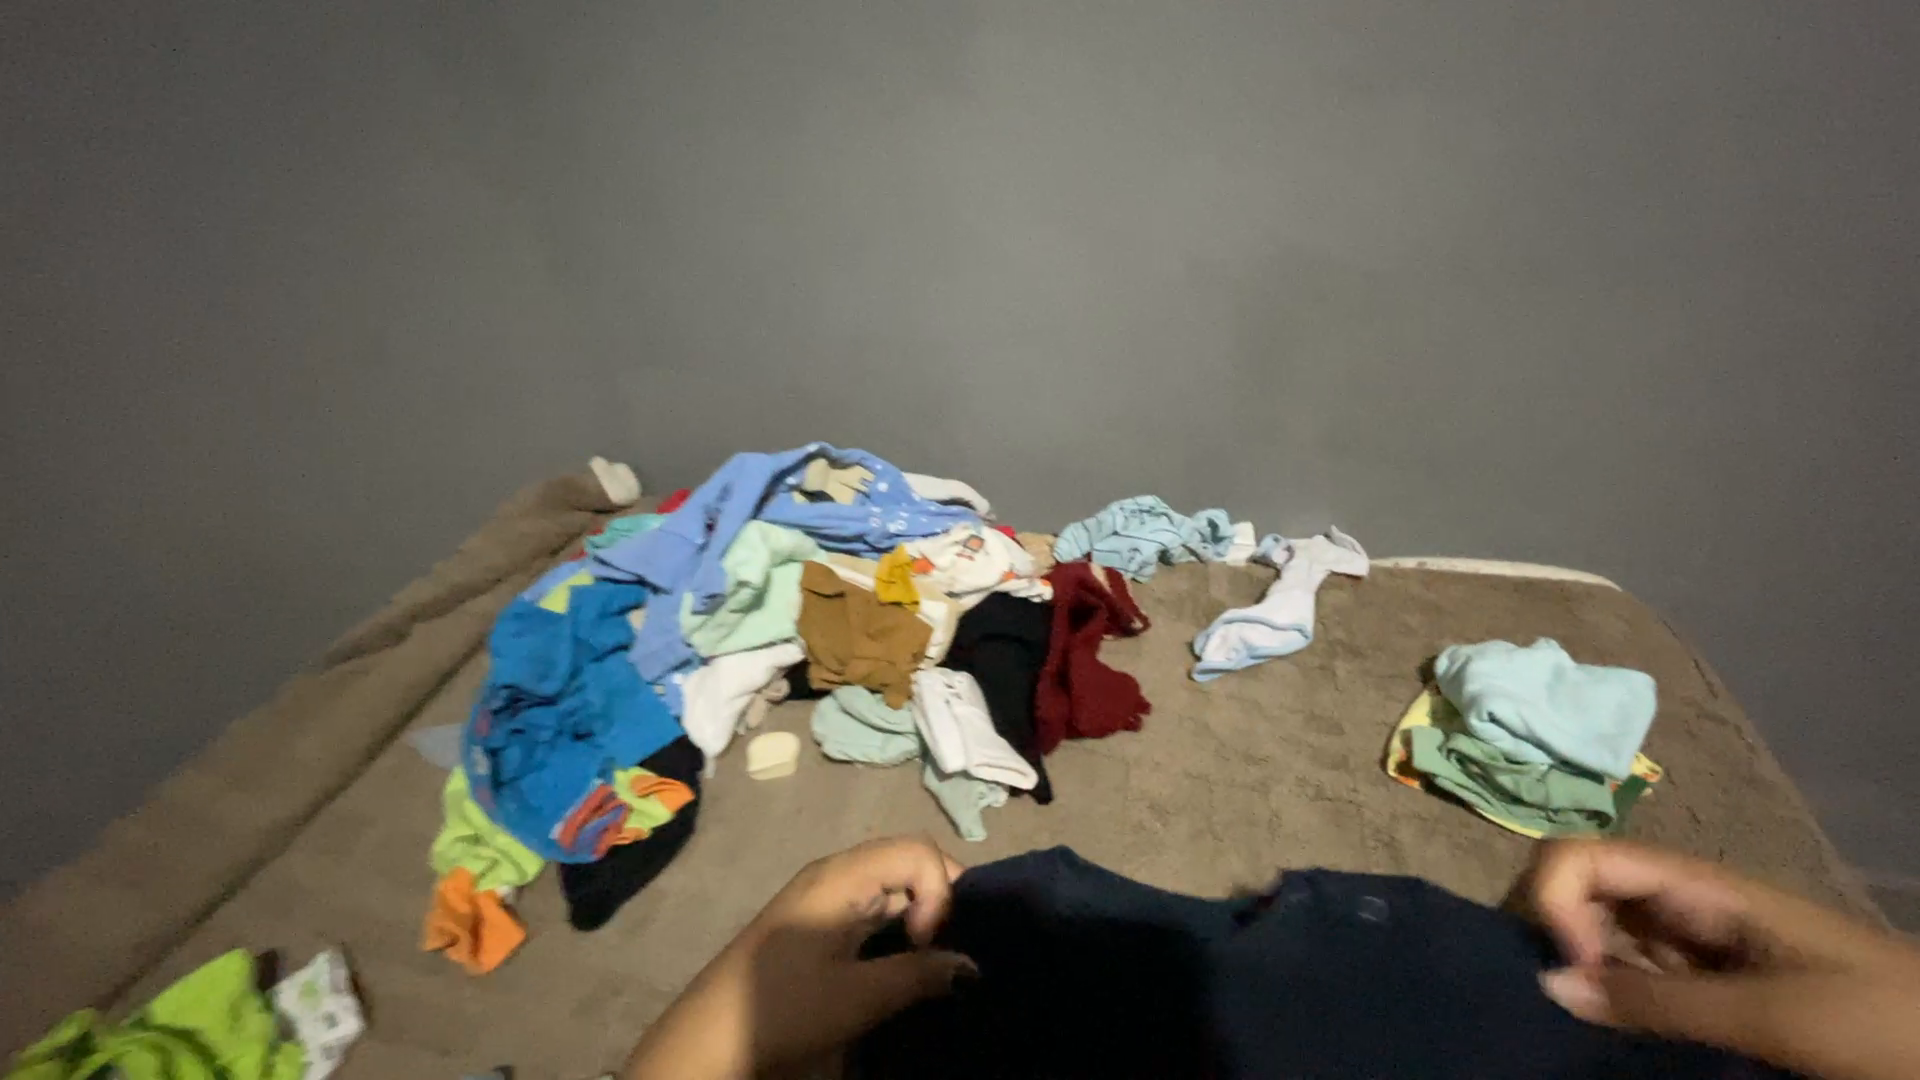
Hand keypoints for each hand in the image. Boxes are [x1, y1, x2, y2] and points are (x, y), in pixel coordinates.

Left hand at [624, 836, 975, 1079]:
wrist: (709, 1040)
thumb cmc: (782, 1009)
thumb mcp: (855, 998)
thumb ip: (918, 975)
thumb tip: (972, 966)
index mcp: (842, 875)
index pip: (917, 851)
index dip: (939, 892)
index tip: (927, 944)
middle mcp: (838, 871)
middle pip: (908, 857)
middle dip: (941, 895)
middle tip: (948, 947)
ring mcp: (829, 892)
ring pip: (895, 879)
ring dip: (923, 910)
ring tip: (935, 955)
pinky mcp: (824, 917)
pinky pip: (877, 900)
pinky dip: (903, 920)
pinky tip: (909, 954)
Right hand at [1524, 839, 1919, 1079]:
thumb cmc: (1887, 1023)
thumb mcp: (1772, 1017)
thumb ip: (1655, 999)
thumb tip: (1546, 983)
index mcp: (1691, 883)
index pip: (1578, 855)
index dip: (1554, 897)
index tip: (1577, 964)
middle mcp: (1680, 896)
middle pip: (1578, 882)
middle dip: (1556, 926)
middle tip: (1577, 991)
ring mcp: (1695, 933)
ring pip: (1600, 925)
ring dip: (1584, 961)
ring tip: (1604, 1011)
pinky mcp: (1709, 972)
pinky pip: (1635, 964)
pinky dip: (1616, 986)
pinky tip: (1630, 1017)